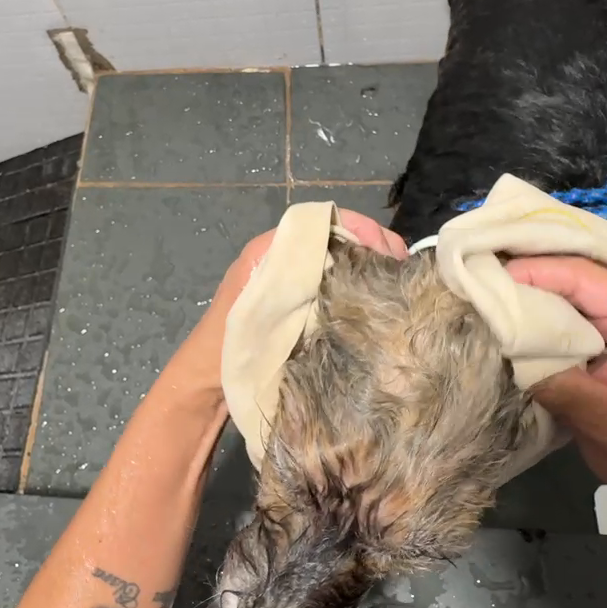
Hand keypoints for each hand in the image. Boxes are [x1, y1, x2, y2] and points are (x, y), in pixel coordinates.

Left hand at [163, 211, 406, 397]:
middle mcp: (279, 260)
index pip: (322, 221)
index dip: (360, 230)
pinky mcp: (293, 306)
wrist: (203, 386)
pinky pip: (330, 285)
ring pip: (335, 262)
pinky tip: (375, 309)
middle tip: (403, 274)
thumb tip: (351, 265)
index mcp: (268, 251)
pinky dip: (354, 290)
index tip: (390, 255)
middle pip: (334, 239)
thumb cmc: (227, 352)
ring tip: (397, 290)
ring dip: (366, 271)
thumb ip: (298, 285)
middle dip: (370, 250)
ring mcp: (287, 283)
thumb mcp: (261, 315)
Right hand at [505, 256, 606, 525]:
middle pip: (585, 273)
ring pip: (581, 286)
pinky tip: (519, 301)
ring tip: (495, 278)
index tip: (490, 273)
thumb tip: (496, 331)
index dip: (538, 270)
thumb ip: (544, 367)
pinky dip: (549, 302)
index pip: (588, 278)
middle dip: (536, 267)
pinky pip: (581, 305)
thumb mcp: (588, 411)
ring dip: (540, 282)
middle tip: (486, 265)